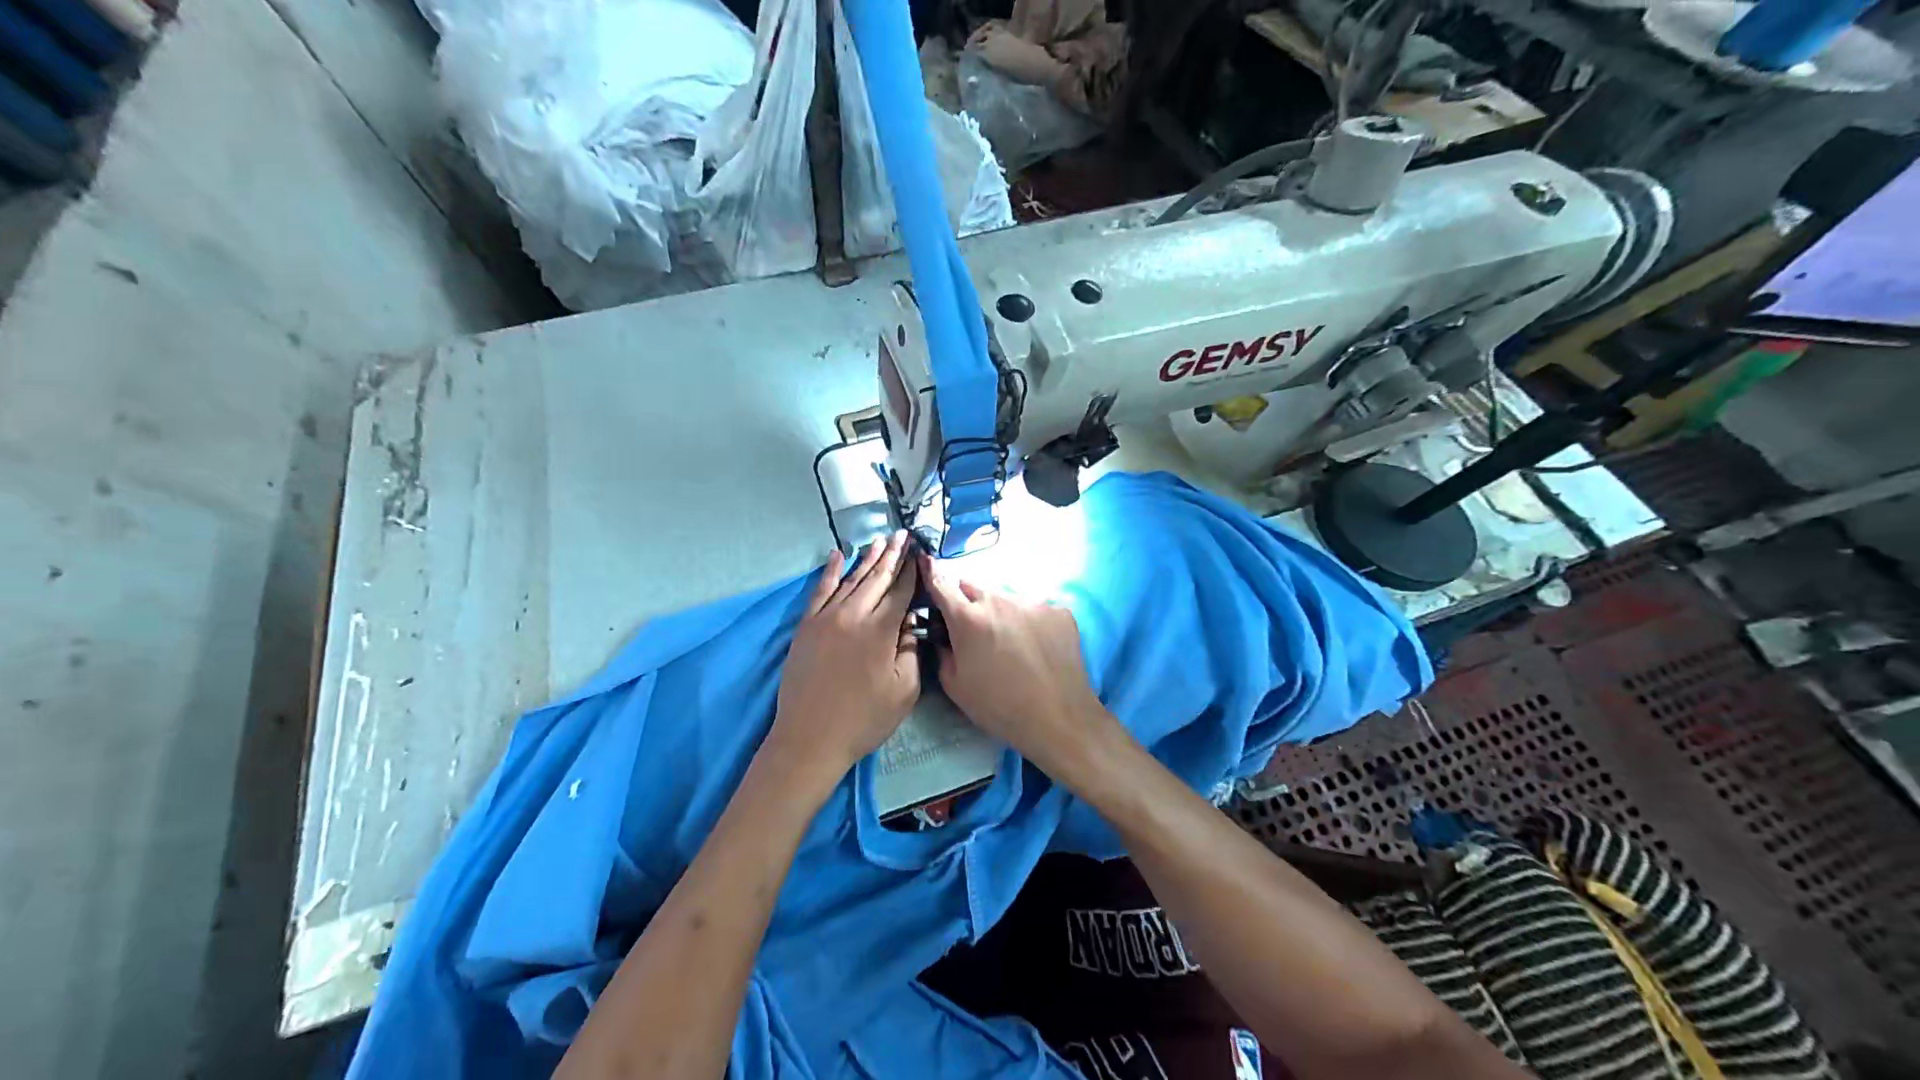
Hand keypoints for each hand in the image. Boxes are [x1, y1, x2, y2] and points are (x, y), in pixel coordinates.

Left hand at [771, 532, 920, 776]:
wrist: (810, 738)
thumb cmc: (864, 720)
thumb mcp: (904, 691)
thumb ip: (910, 650)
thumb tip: (910, 622)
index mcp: (880, 631)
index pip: (900, 591)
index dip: (912, 570)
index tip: (919, 552)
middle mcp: (853, 615)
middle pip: (877, 579)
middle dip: (892, 556)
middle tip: (904, 535)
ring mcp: (825, 619)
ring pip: (850, 580)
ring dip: (867, 559)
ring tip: (881, 542)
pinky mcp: (806, 627)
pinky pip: (820, 591)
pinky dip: (830, 572)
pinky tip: (838, 556)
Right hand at [921, 557, 1114, 773]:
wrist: (1058, 718)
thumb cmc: (998, 706)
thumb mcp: (955, 685)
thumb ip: (942, 651)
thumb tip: (942, 634)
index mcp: (968, 618)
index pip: (941, 583)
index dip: (930, 572)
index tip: (925, 562)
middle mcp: (999, 601)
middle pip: (975, 588)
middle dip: (968, 603)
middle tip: (974, 631)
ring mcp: (1033, 603)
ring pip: (1007, 599)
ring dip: (1001, 613)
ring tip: (1011, 645)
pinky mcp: (1059, 612)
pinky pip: (1036, 610)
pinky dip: (1030, 623)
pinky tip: (1036, 649)